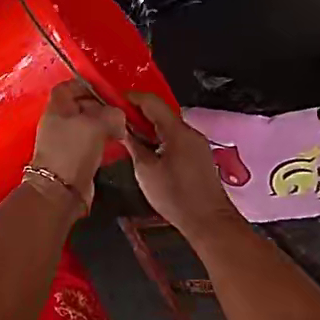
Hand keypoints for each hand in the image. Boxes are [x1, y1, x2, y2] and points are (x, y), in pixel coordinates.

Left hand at [28, 81, 127, 213]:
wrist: (61, 189)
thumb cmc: (74, 149)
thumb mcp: (96, 124)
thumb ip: (110, 113)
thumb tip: (117, 115)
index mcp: (56, 109)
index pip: (68, 87)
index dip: (86, 85)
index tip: (107, 89)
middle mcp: (57, 122)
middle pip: (79, 105)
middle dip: (100, 105)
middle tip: (120, 110)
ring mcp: (64, 140)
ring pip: (86, 124)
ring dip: (104, 124)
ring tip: (122, 127)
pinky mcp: (73, 156)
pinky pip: (89, 141)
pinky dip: (102, 139)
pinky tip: (116, 142)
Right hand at [123, 92, 244, 236]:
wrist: (208, 221)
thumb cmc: (175, 196)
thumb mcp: (145, 170)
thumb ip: (133, 144)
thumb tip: (121, 128)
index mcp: (177, 132)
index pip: (151, 101)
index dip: (129, 97)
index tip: (110, 100)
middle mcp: (190, 132)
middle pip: (160, 112)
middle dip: (136, 112)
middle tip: (113, 118)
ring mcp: (196, 144)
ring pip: (167, 125)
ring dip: (146, 125)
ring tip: (125, 133)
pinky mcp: (197, 155)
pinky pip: (174, 137)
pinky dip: (157, 137)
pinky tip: (144, 147)